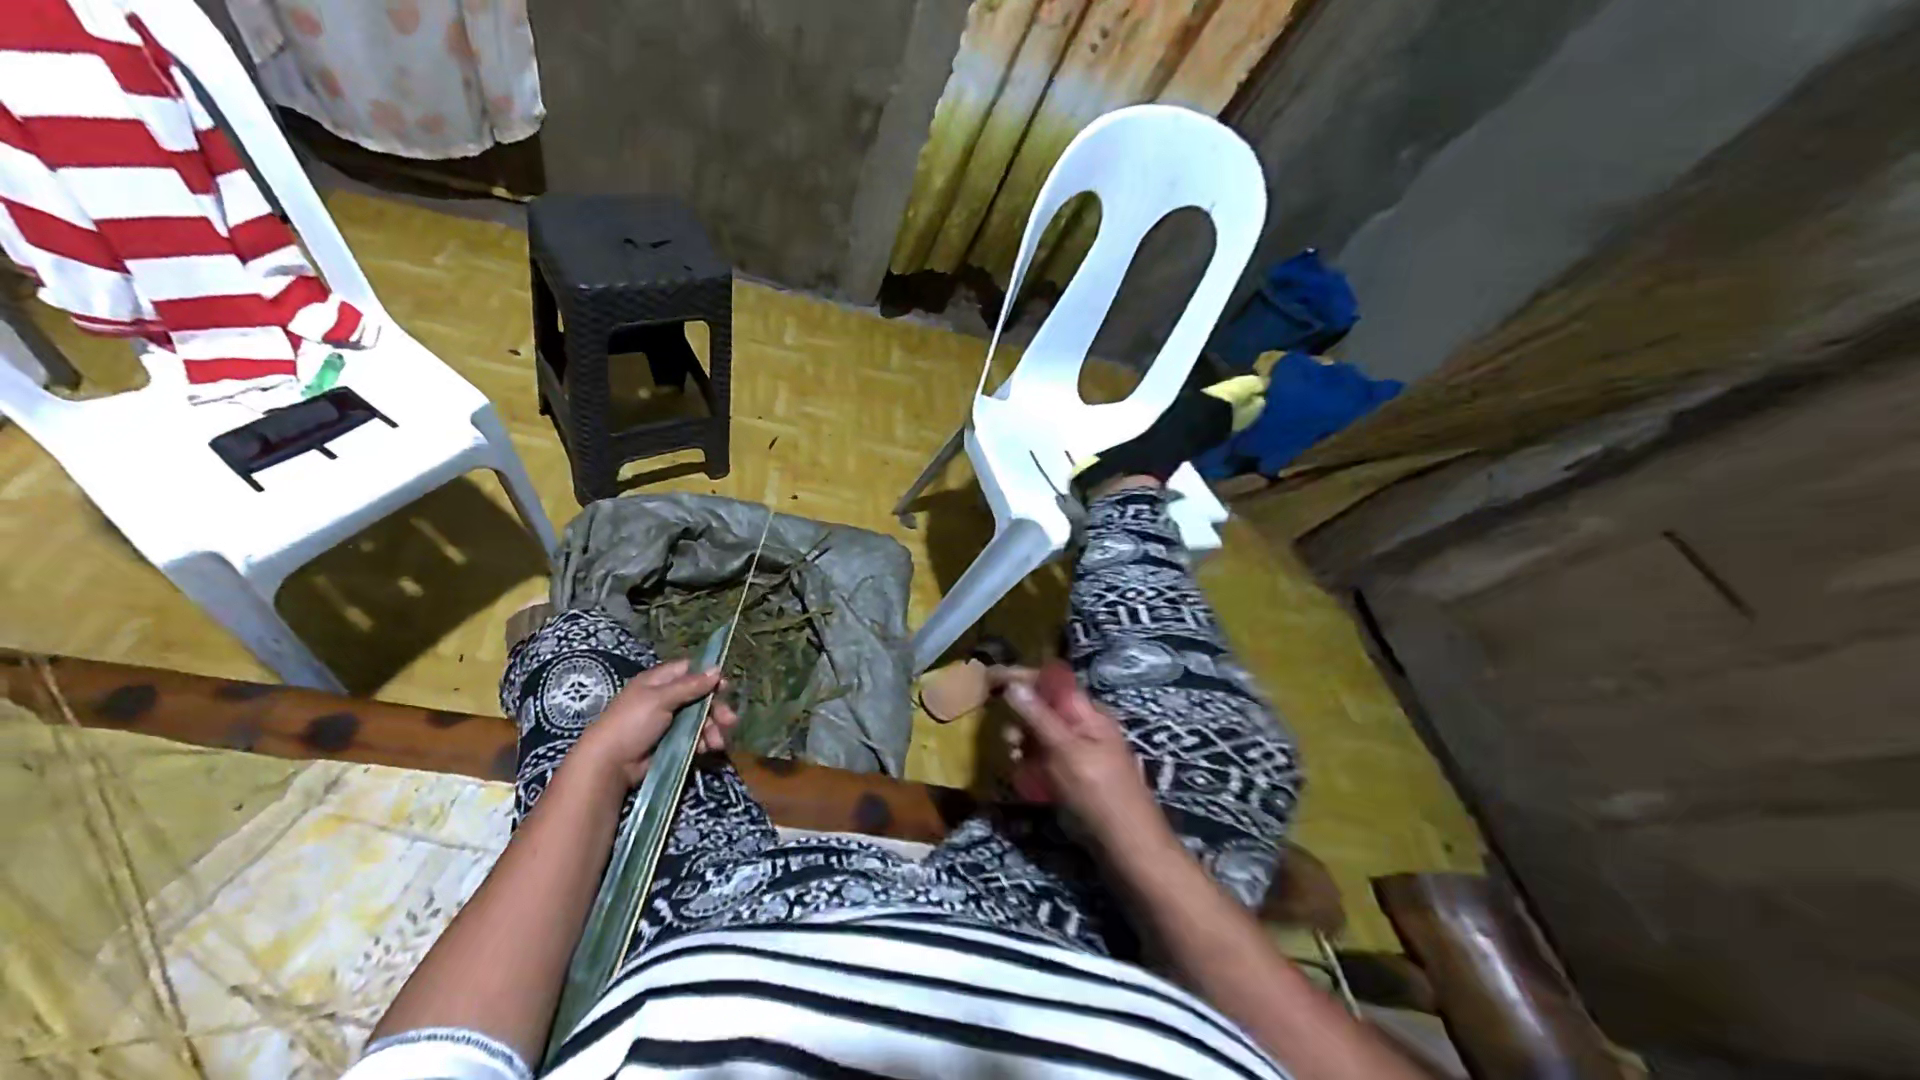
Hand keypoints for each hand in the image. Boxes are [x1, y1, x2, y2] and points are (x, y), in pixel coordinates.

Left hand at [570, 659, 737, 787]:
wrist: (610, 764)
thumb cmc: (631, 723)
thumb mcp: (660, 699)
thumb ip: (690, 685)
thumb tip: (717, 669)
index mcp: (659, 682)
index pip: (690, 671)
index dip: (709, 677)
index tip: (725, 687)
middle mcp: (666, 698)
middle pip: (701, 697)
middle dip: (716, 709)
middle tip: (729, 721)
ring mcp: (670, 721)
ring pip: (701, 719)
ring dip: (713, 728)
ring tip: (717, 742)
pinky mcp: (672, 742)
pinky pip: (696, 737)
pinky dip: (704, 741)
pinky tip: (707, 749)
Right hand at [990, 661, 1161, 846]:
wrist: (1128, 848)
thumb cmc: (1099, 794)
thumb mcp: (1066, 751)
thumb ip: (1039, 717)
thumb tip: (1014, 684)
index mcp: (1088, 713)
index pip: (1051, 682)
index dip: (1021, 678)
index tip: (990, 679)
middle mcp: (1083, 728)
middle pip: (1042, 708)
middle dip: (1019, 717)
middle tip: (1009, 741)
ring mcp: (1078, 754)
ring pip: (1039, 736)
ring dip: (1022, 743)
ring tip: (1015, 761)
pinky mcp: (1072, 778)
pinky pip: (1043, 761)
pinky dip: (1030, 765)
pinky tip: (1024, 780)